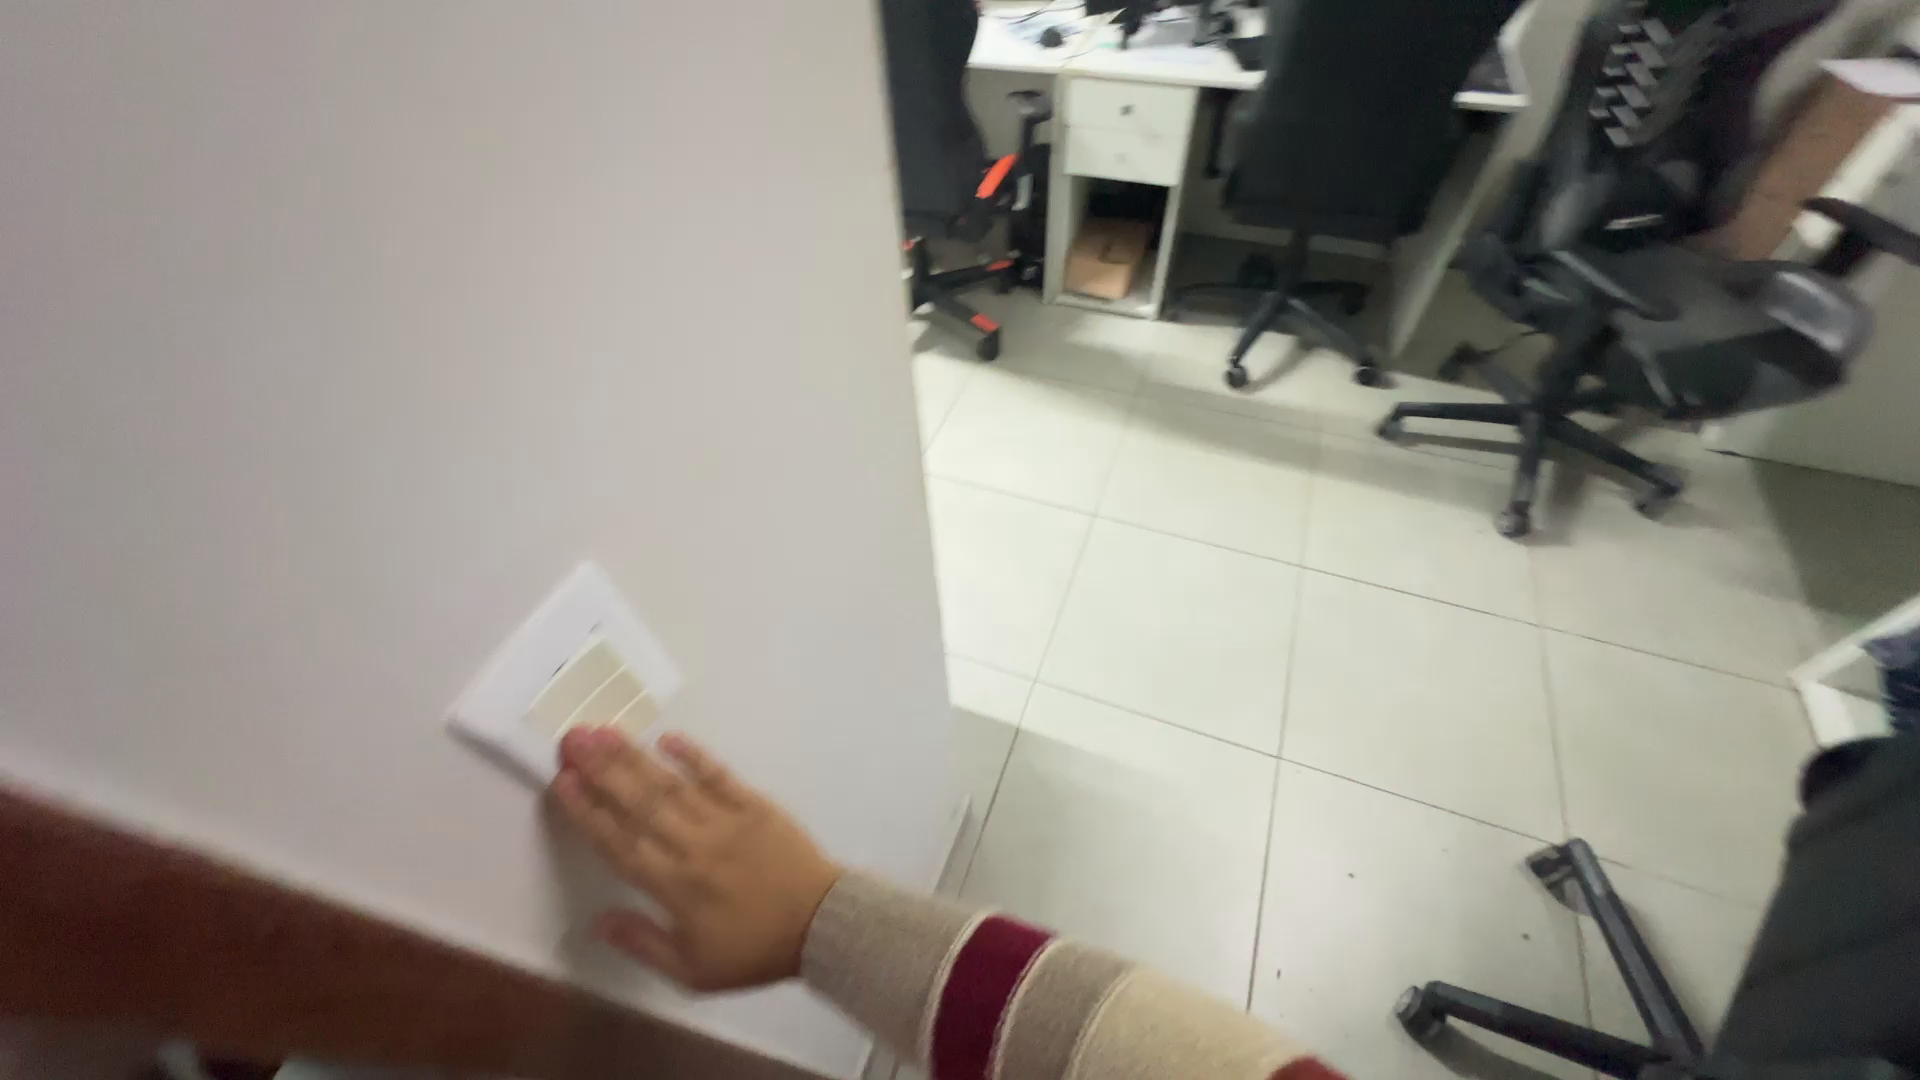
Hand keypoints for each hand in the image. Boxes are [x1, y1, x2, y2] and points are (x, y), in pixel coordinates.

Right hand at [548, 728, 843, 992]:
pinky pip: (720, 775)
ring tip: (606, 732)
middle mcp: (694, 846)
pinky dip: (694, 755)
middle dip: (602, 770)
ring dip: (636, 758)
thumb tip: (596, 922)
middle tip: (573, 738)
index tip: (562, 782)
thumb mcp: (692, 970)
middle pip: (640, 803)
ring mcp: (726, 820)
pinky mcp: (754, 804)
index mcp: (674, 887)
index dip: (587, 812)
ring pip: (672, 784)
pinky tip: (668, 738)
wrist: (819, 922)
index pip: (619, 843)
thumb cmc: (753, 949)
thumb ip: (641, 943)